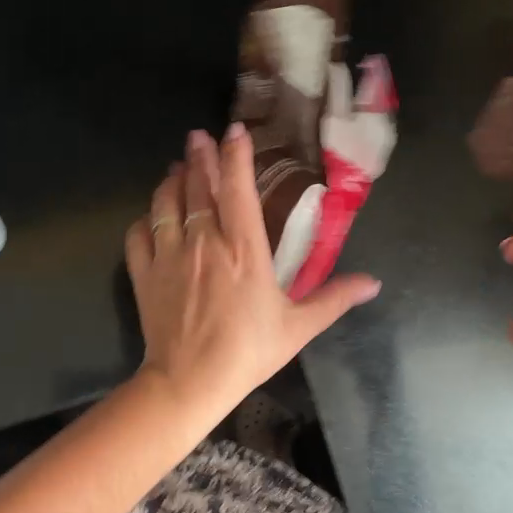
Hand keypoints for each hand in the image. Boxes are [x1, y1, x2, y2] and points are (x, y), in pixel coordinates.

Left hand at [126, 126, 380, 414]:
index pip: (238, 186)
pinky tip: (151, 217)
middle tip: (198, 138)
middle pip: (198, 185)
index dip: (236, 154)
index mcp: (244, 247)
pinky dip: (144, 219)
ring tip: (177, 169)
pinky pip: (139, 234)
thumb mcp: (299, 327)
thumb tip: (373, 283)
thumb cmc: (248, 353)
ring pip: (165, 202)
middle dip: (199, 156)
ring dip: (171, 181)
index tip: (235, 132)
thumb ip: (334, 298)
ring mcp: (168, 254)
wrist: (190, 381)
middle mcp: (203, 240)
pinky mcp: (144, 274)